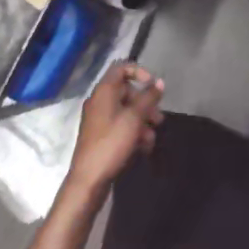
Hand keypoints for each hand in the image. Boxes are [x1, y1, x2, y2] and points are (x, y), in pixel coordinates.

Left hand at [68, 61, 163, 191]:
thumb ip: (148, 98)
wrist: (88, 180)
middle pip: (126, 91)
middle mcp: (100, 101)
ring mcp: (99, 119)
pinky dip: (133, 132)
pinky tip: (144, 147)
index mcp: (104, 91)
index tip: (153, 85)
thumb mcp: (134, 119)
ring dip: (142, 121)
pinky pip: (120, 126)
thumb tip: (159, 82)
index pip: (121, 68)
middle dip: (145, 104)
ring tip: (152, 138)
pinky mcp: (101, 136)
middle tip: (159, 119)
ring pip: (125, 111)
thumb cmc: (111, 143)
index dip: (139, 72)